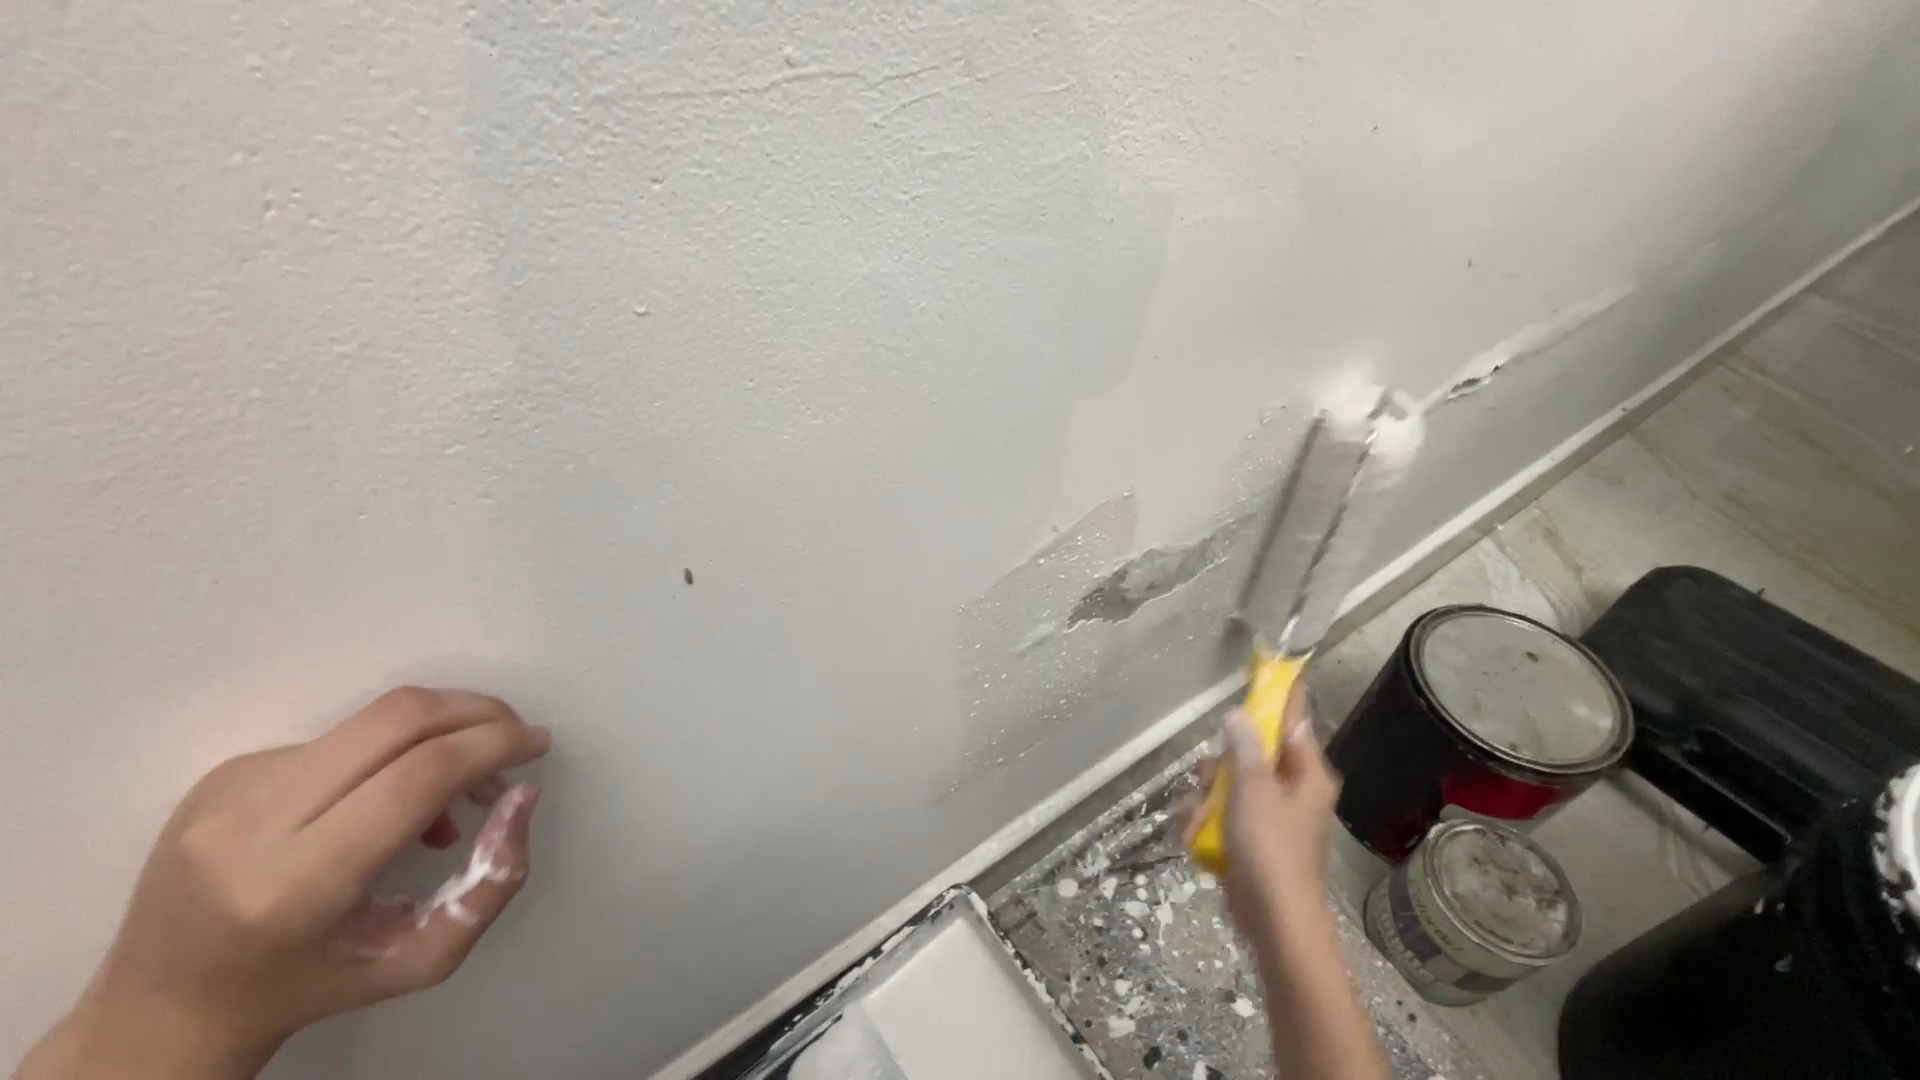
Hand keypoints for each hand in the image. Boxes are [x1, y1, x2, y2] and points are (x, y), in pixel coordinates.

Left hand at [17, 688, 550, 1079]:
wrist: (164, 1008)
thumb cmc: (310, 988)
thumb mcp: (421, 959)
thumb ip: (493, 881)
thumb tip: (523, 795)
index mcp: (297, 884)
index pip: (419, 775)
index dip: (493, 744)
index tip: (537, 744)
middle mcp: (252, 824)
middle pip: (397, 720)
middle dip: (479, 712)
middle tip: (518, 736)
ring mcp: (231, 789)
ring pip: (371, 721)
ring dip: (441, 731)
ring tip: (463, 785)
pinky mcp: (226, 771)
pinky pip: (340, 739)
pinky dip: (393, 753)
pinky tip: (396, 799)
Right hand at [1184, 684, 1340, 957]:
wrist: (1274, 921)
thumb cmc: (1270, 849)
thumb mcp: (1252, 789)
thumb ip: (1243, 747)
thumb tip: (1238, 713)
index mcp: (1307, 773)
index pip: (1295, 720)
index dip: (1281, 695)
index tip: (1269, 669)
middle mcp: (1291, 791)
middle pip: (1248, 754)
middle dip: (1218, 767)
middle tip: (1209, 779)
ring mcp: (1270, 817)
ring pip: (1227, 786)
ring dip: (1204, 800)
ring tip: (1198, 820)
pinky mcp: (1250, 842)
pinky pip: (1221, 816)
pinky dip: (1204, 824)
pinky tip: (1194, 837)